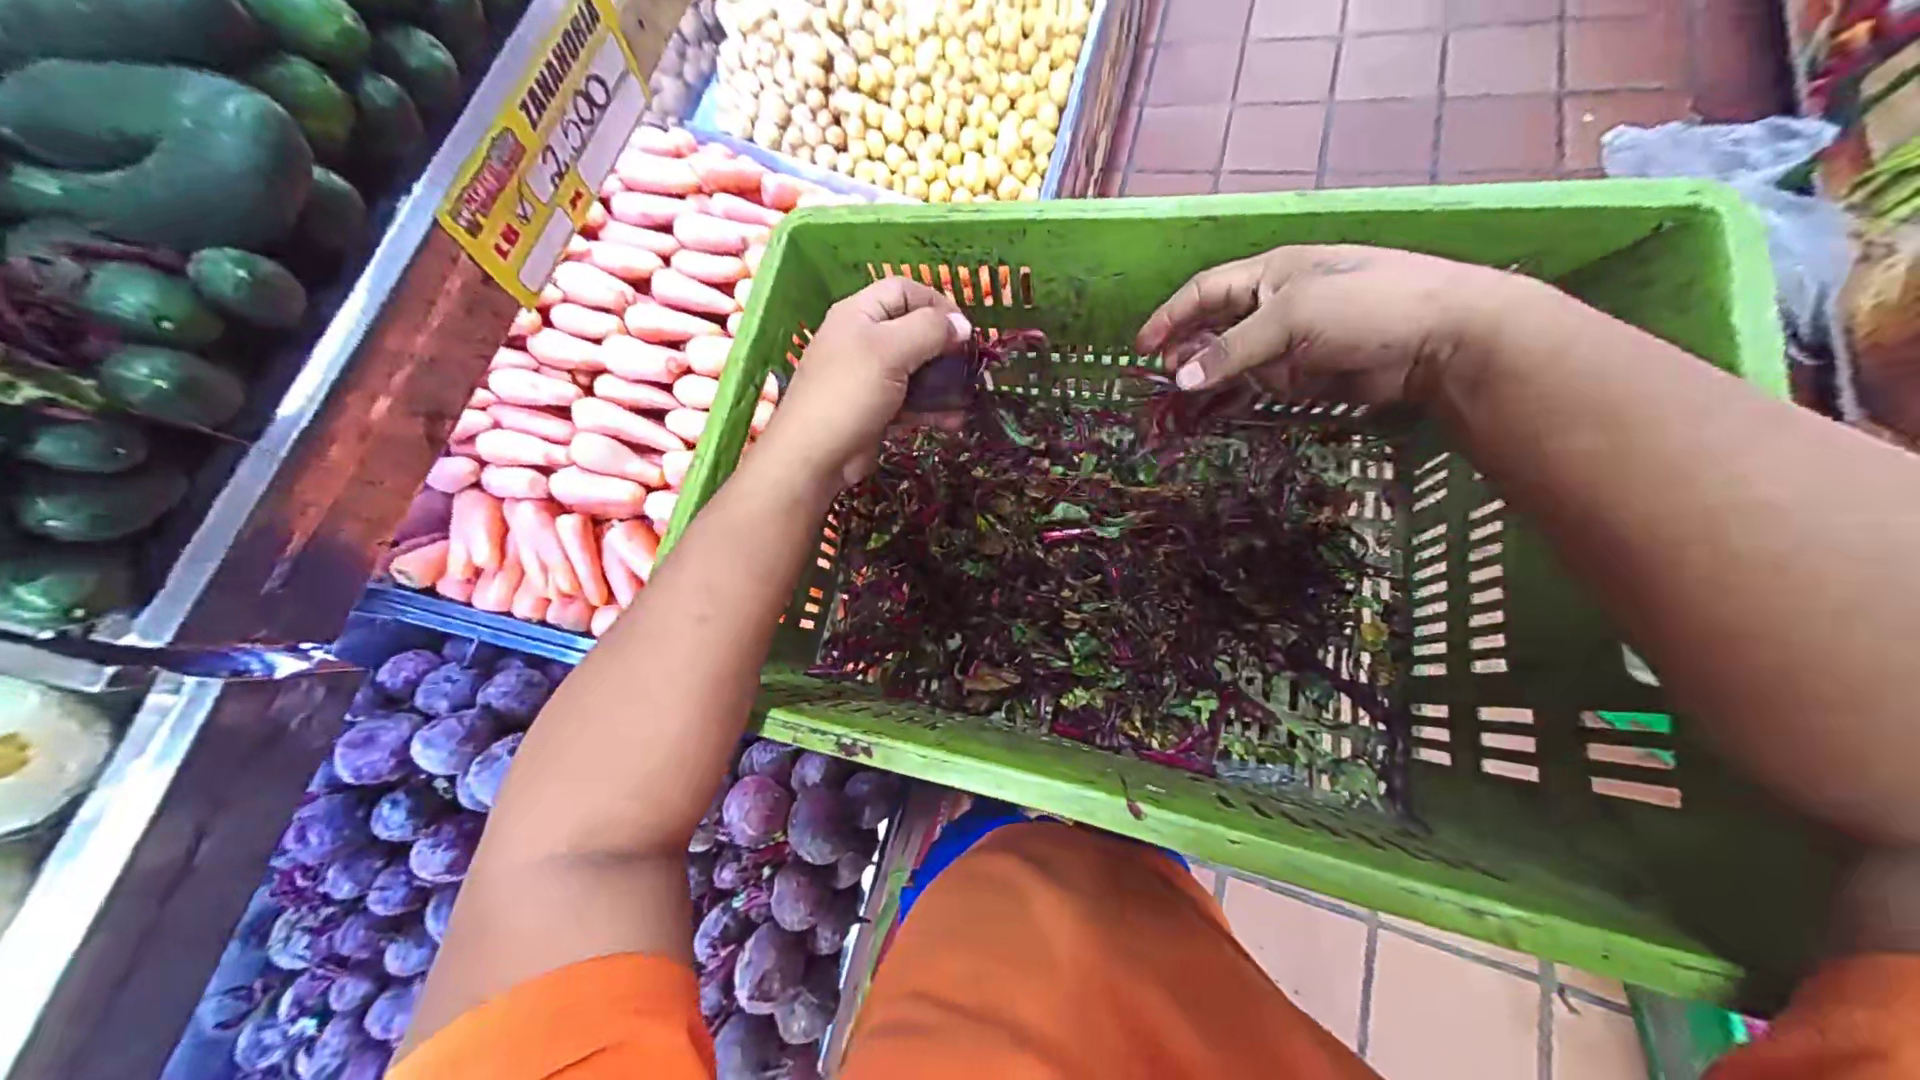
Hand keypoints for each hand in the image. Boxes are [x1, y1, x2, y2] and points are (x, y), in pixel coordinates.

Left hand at [759, 276, 971, 492]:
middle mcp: (863, 340)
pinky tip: (954, 420)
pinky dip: (932, 409)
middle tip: (970, 364)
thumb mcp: (890, 352)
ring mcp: (869, 377)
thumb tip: (963, 324)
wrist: (814, 457)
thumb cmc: (850, 393)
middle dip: (944, 347)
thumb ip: (929, 330)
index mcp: (859, 314)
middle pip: (913, 331)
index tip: (965, 329)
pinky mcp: (876, 410)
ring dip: (943, 382)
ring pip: (915, 370)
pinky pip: (910, 401)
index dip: (937, 303)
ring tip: (967, 396)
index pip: (904, 290)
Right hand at [1135, 245, 1529, 406]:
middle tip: (1169, 378)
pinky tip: (1225, 403)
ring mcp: (1286, 339)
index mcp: (1269, 273)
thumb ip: (1229, 351)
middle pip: (1212, 326)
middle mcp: (1272, 303)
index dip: (1169, 316)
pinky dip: (1239, 392)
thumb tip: (1179, 380)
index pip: (1203, 291)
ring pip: (1231, 359)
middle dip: (1187, 349)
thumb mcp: (1289, 320)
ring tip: (1194, 396)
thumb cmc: (1364, 306)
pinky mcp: (1302, 371)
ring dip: (1211, 376)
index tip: (1140, 348)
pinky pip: (1257, 382)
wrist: (1441, 338)